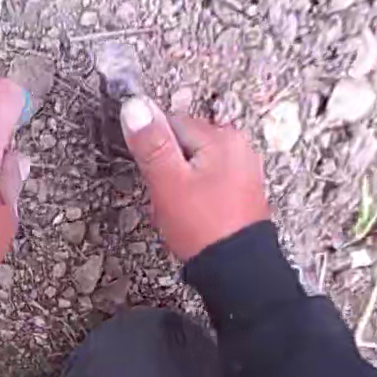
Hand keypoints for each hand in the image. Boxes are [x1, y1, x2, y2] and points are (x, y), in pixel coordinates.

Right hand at [118, 97, 270, 261]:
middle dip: (168, 174)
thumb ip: (151, 143)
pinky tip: (193, 220)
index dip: (154, 154)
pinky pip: (206, 187)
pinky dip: (195, 201)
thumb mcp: (168, 182)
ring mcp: (242, 172)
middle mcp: (238, 148)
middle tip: (170, 201)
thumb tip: (134, 106)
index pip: (170, 125)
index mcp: (223, 137)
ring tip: (182, 214)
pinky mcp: (241, 194)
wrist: (237, 270)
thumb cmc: (205, 229)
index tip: (156, 179)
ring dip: (179, 190)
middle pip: (182, 148)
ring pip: (192, 170)